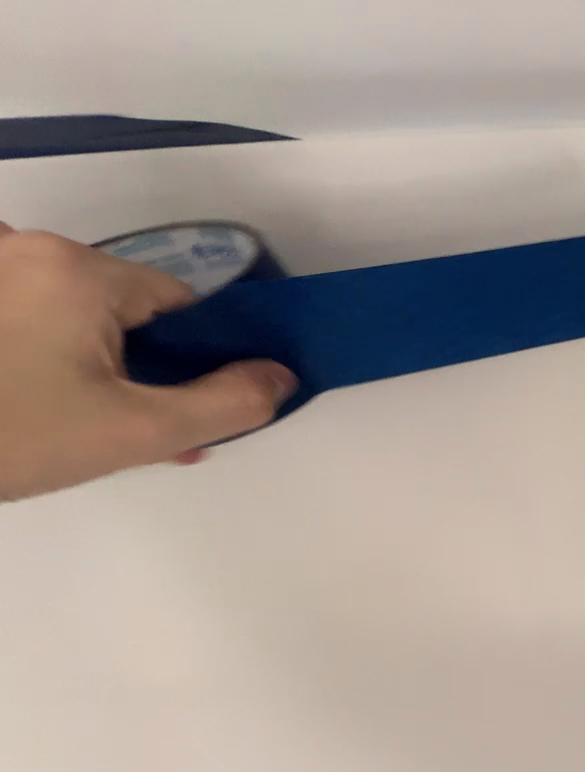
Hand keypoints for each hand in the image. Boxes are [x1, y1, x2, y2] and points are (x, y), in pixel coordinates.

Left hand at [0, 225, 294, 501]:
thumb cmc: (9, 434)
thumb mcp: (143, 430)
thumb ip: (234, 402)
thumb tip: (282, 376)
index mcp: (75, 269)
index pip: (185, 306)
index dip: (201, 361)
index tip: (185, 411)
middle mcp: (19, 250)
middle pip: (128, 313)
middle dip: (149, 373)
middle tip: (139, 432)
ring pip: (75, 322)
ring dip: (100, 374)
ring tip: (86, 430)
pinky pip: (28, 323)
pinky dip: (48, 363)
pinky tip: (42, 409)